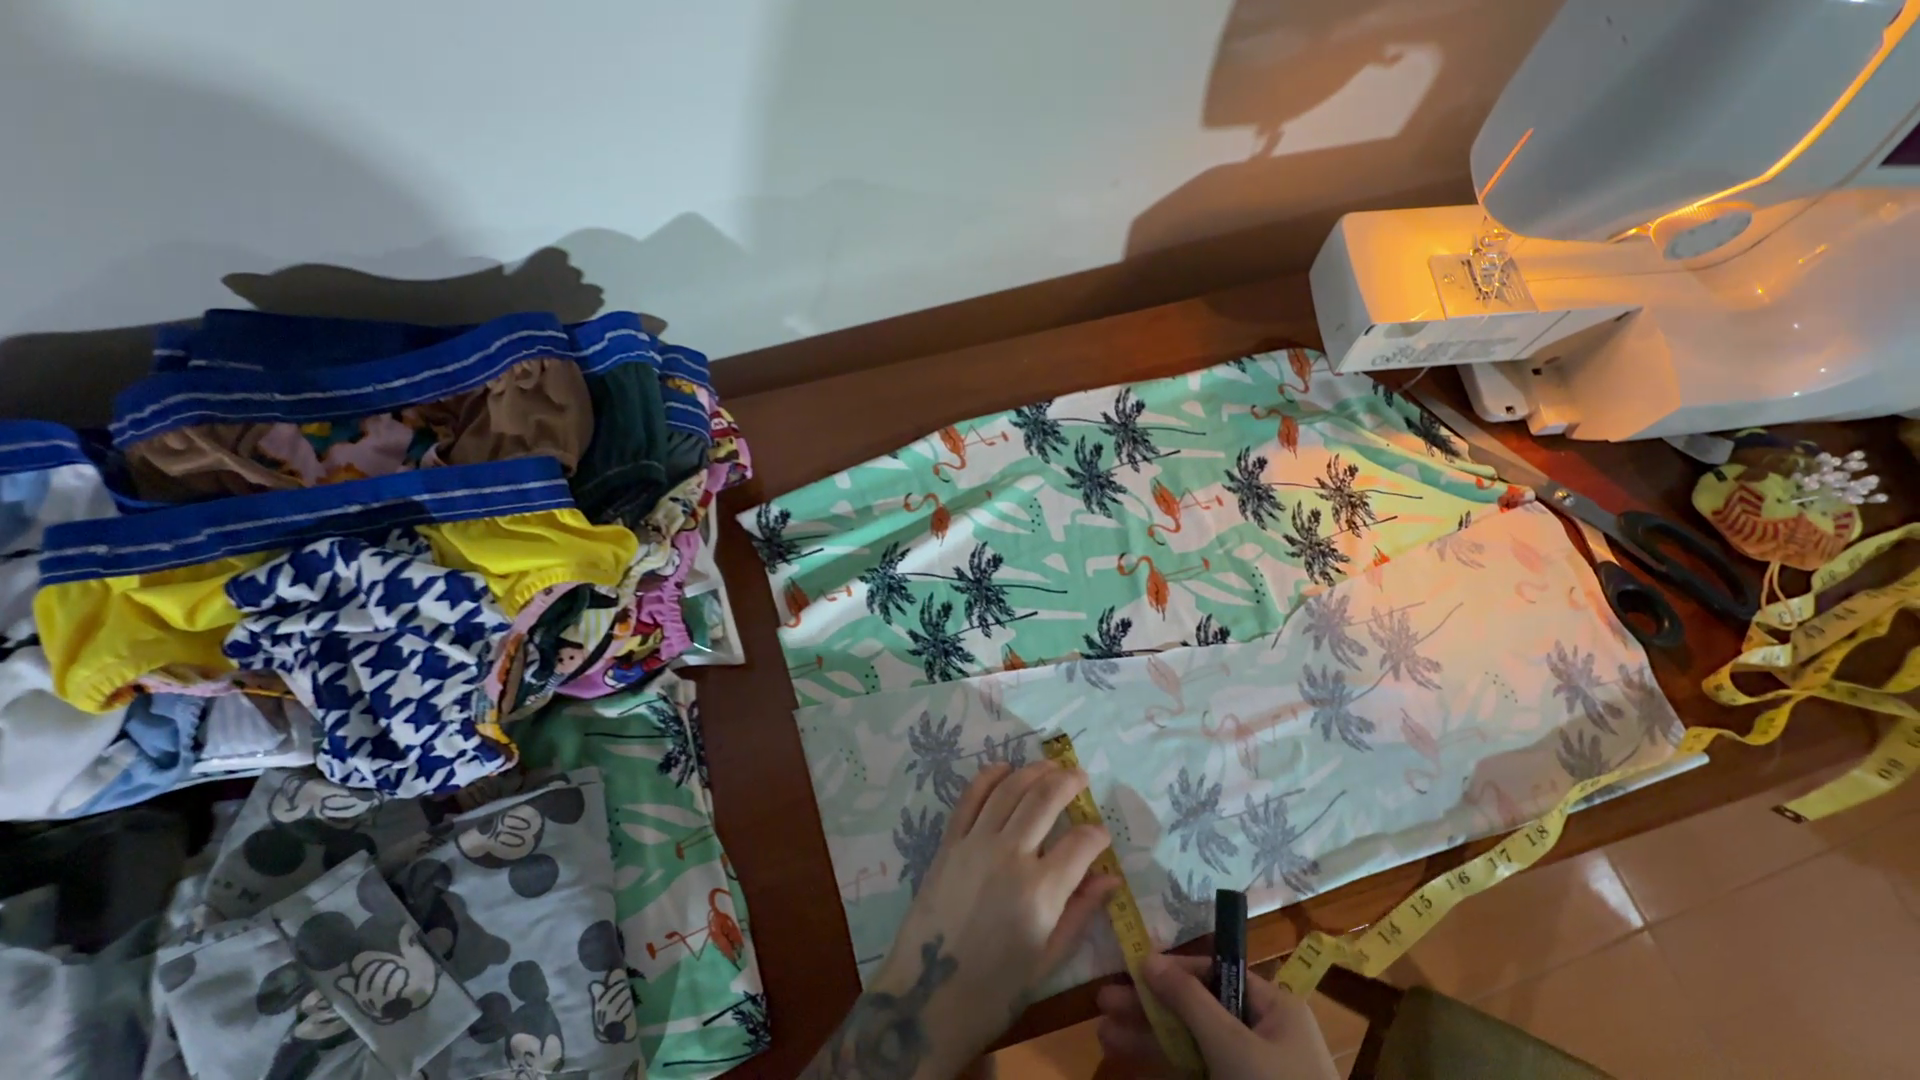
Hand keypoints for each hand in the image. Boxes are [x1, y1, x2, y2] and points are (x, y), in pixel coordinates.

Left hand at [829, 761, 1118, 1078]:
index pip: (1081, 843)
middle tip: (1080, 776)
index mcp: (1042, 890)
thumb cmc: (996, 990)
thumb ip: (1081, 913)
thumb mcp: (1048, 959)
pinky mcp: (949, 844)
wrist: (928, 997)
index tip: (1102, 836)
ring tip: (1051, 766)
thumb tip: (1111, 879)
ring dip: (1033, 771)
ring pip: (1010, 790)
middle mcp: (1010, 856)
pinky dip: (988, 778)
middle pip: (1045, 800)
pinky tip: (1003, 768)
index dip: (1097, 835)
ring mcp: (975, 845)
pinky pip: (970, 799)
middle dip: (1068, 782)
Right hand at [1096, 954, 1338, 1079]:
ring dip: (1148, 1033)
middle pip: (1198, 1005)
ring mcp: (1247, 1066)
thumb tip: (1149, 957)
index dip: (1175, 968)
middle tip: (1105, 999)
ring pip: (1190, 1039)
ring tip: (1102, 1031)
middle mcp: (1261, 1031)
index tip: (1133, 966)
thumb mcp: (1231, 1043)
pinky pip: (1194, 1066)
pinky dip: (1163, 1058)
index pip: (1217, 973)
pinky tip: (1127, 1052)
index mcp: (1275, 1008)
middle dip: (1151, 1003)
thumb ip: (1189, 999)